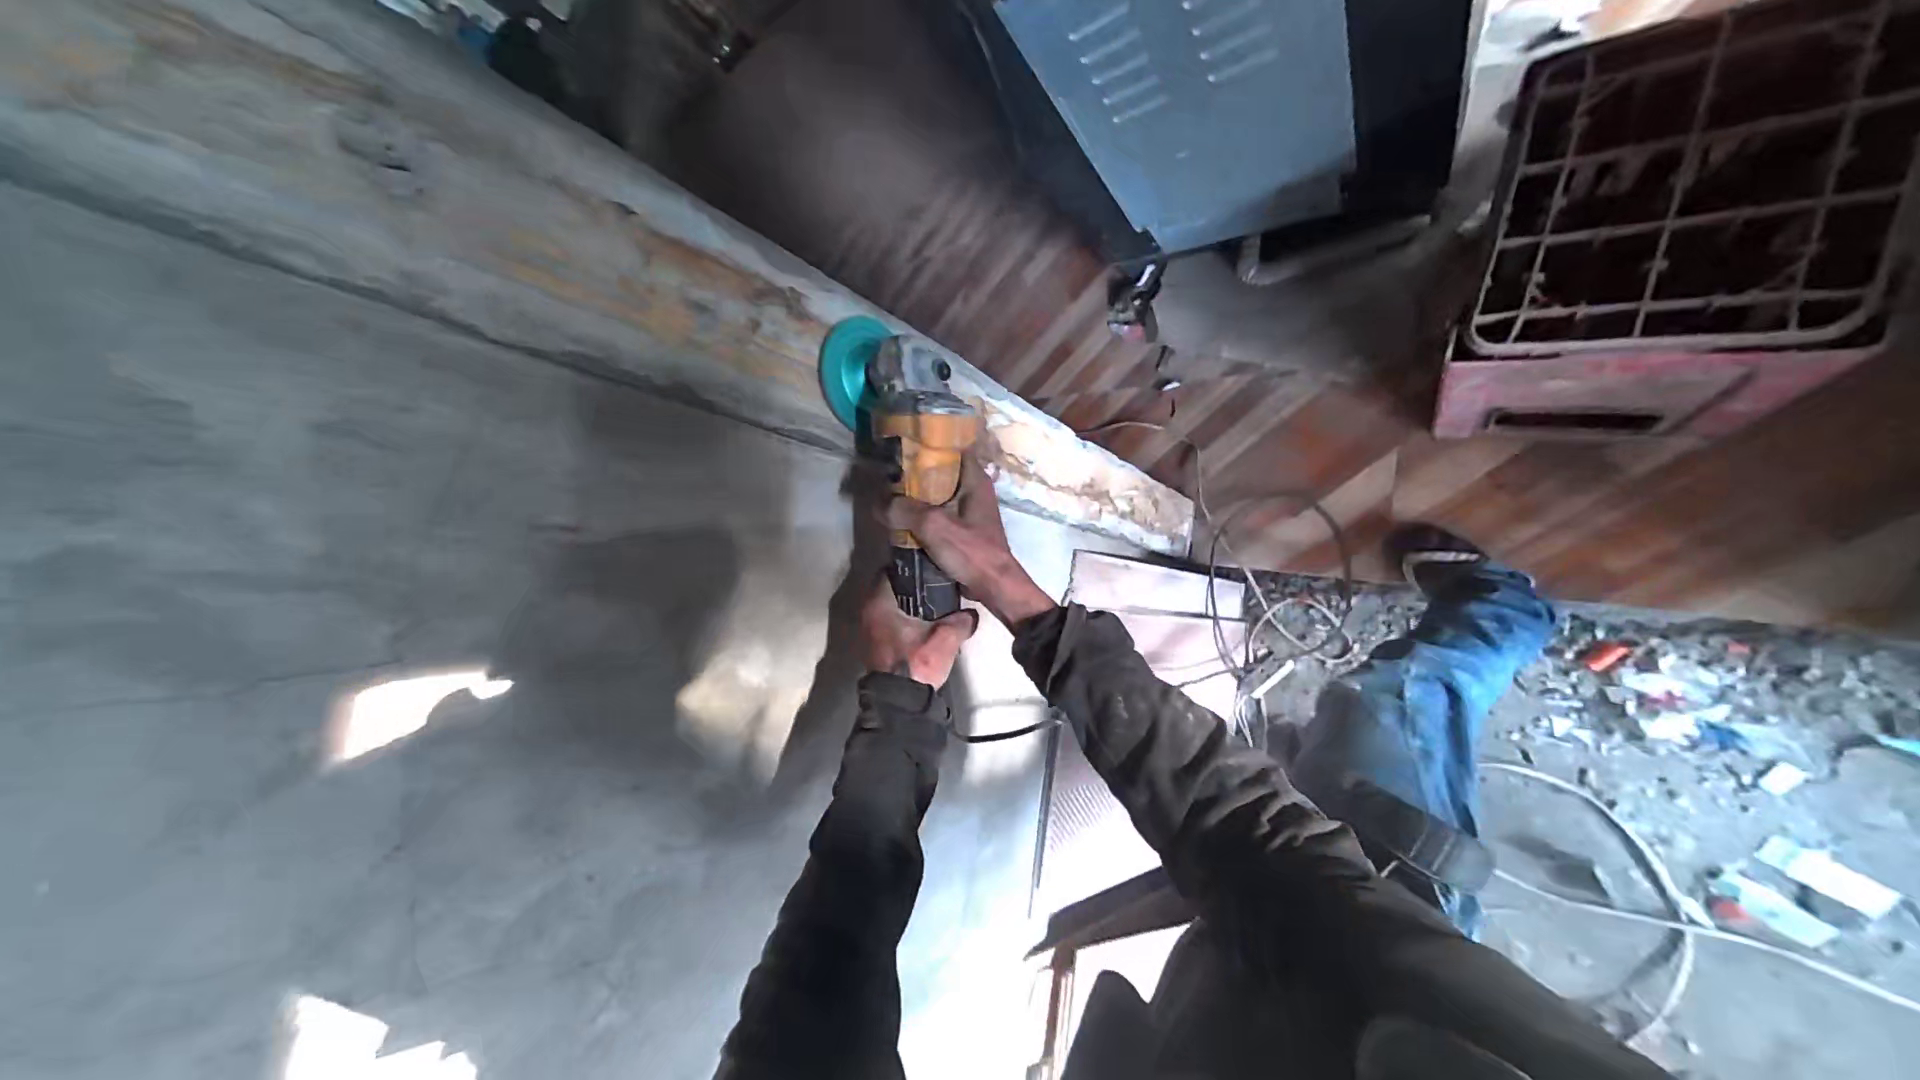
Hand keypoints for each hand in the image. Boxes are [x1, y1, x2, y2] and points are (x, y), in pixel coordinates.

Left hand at [862, 578, 977, 687]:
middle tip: (937, 587)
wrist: (900, 703)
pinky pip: (890, 625)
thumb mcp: (946, 639)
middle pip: (891, 590)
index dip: (912, 568)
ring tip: (935, 608)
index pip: (892, 571)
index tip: (930, 569)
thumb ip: (961, 621)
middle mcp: (868, 613)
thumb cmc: (916, 664)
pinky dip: (904, 623)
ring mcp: (868, 632)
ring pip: (890, 609)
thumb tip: (971, 614)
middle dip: (913, 588)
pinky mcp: (875, 647)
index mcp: (878, 604)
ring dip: (908, 608)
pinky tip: (925, 628)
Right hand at [883, 453, 1056, 626]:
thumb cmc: (971, 551)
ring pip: (938, 496)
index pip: (952, 447)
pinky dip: (922, 517)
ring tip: (890, 496)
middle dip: (915, 473)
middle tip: (889, 473)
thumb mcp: (933, 526)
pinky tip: (902, 521)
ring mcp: (969, 511)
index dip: (929, 443)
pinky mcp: (964, 531)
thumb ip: (904, 510)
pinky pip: (938, 516)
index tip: (903, 444)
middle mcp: (974, 490)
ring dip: (917, 497)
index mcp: (975, 480)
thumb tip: (878, 504)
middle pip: (941, 472)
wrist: (994, 587)